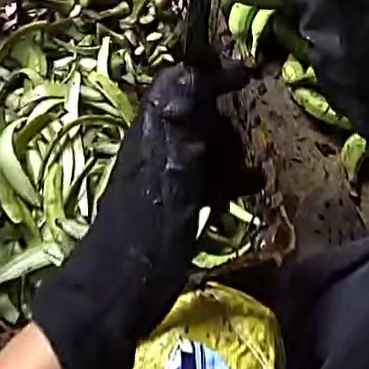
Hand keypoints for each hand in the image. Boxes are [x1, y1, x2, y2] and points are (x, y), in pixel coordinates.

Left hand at [31, 63, 245, 368]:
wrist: (115, 293)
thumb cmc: (143, 236)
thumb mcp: (168, 179)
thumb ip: (180, 130)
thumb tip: (191, 82)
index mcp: (152, 131)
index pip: (181, 82)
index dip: (213, 75)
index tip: (247, 75)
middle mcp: (158, 143)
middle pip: (197, 110)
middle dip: (227, 111)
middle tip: (253, 122)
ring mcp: (165, 171)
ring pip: (205, 141)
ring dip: (230, 145)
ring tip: (253, 160)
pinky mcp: (173, 197)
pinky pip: (207, 173)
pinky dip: (228, 175)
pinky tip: (248, 187)